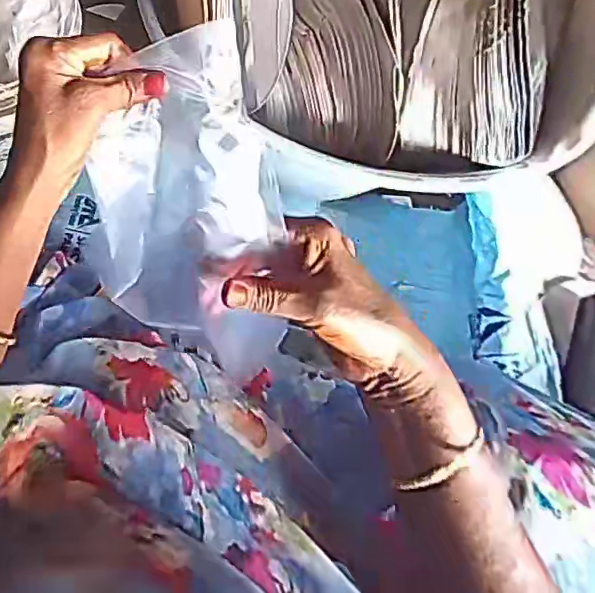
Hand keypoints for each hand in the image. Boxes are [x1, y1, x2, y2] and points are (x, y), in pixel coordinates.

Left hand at [5, 34, 164, 191]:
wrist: (36, 178)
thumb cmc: (50, 143)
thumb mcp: (95, 104)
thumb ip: (129, 86)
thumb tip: (156, 78)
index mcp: (45, 50)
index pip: (104, 42)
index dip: (126, 63)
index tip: (140, 83)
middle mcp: (41, 58)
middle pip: (100, 55)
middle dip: (117, 77)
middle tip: (122, 100)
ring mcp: (46, 77)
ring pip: (96, 72)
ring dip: (110, 89)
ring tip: (108, 110)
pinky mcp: (54, 96)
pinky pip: (87, 86)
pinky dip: (101, 98)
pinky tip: (102, 113)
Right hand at [223, 218, 449, 409]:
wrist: (394, 364)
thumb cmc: (363, 322)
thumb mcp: (312, 305)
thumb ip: (267, 296)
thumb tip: (224, 290)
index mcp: (315, 235)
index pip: (264, 231)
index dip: (234, 243)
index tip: (205, 255)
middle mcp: (307, 246)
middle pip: (260, 248)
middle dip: (232, 263)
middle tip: (200, 274)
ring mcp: (303, 270)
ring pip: (261, 269)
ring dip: (239, 280)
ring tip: (205, 286)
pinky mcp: (300, 294)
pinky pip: (267, 288)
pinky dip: (249, 294)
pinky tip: (226, 299)